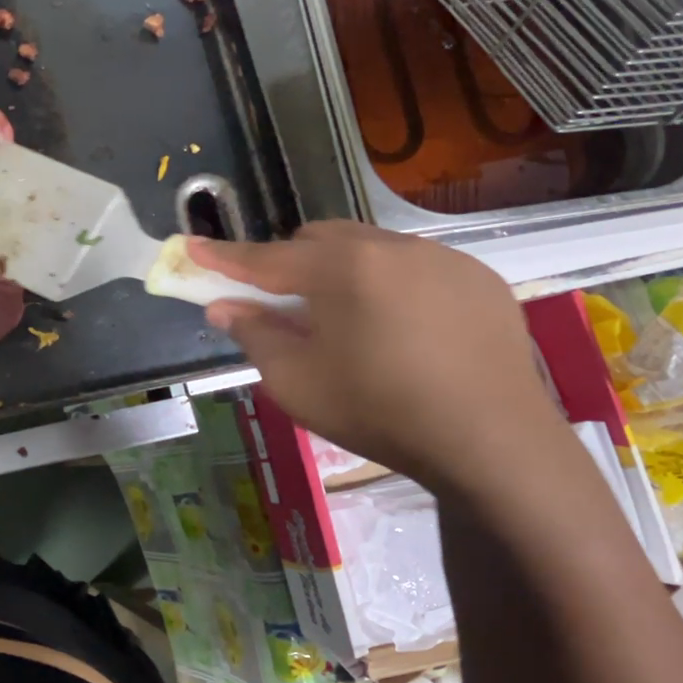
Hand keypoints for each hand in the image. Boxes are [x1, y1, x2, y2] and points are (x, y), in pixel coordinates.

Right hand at [191, 222, 567, 492]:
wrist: (493, 443)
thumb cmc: (379, 411)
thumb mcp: (295, 381)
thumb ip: (255, 335)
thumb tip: (224, 307)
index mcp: (342, 269)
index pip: (265, 258)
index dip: (222, 257)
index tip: (189, 248)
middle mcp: (393, 248)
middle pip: (319, 239)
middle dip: (290, 264)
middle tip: (283, 308)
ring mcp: (444, 259)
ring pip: (369, 248)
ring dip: (342, 273)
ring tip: (348, 324)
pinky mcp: (481, 280)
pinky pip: (416, 267)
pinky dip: (390, 285)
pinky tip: (401, 332)